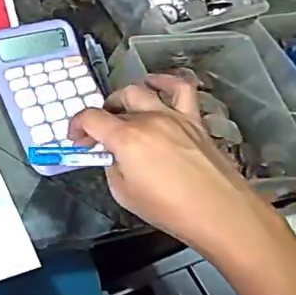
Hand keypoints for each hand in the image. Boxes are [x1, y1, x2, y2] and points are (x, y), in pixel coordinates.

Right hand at [69, 73, 281, 262]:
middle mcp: (149, 120)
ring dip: (124, 99)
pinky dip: (164, 82)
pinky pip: (180, 89)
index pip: (90, 118)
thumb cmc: (172, 209)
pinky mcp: (194, 121)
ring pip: (142, 92)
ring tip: (120, 110)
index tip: (77, 139)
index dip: (77, 126)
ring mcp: (174, 116)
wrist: (218, 212)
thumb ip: (113, 169)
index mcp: (127, 139)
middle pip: (115, 102)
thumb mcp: (125, 195)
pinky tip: (155, 84)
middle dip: (100, 115)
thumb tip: (114, 158)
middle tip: (98, 134)